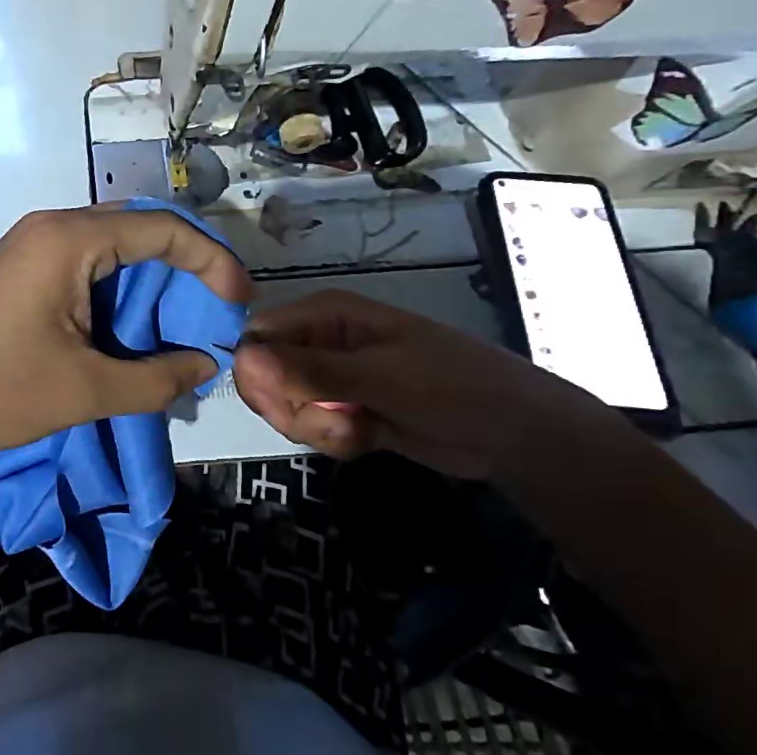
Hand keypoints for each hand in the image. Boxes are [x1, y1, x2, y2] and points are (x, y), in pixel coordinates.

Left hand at [0, 205, 250, 462]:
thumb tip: (204, 364)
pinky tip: (128, 336)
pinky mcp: (19, 273)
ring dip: (149, 289)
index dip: (212, 261)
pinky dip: (117, 298)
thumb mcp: (84, 391)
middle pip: (139, 233)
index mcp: (69, 238)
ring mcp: (31, 248)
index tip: (238, 303)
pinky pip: (85, 271)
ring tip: (176, 335)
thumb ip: (157, 379)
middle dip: (183, 274)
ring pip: (112, 253)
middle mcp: (52, 228)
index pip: (164, 228)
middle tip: (210, 320)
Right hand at [232, 290, 623, 479]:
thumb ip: (310, 370)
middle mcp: (321, 342)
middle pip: (265, 376)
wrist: (514, 433)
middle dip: (291, 407)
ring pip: (286, 407)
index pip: (259, 335)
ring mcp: (333, 379)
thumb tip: (242, 357)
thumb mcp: (379, 376)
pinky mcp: (346, 411)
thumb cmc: (453, 385)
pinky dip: (335, 441)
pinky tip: (371, 438)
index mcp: (326, 315)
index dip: (257, 371)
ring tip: (361, 429)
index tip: (280, 403)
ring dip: (318, 429)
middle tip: (332, 419)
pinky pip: (313, 428)